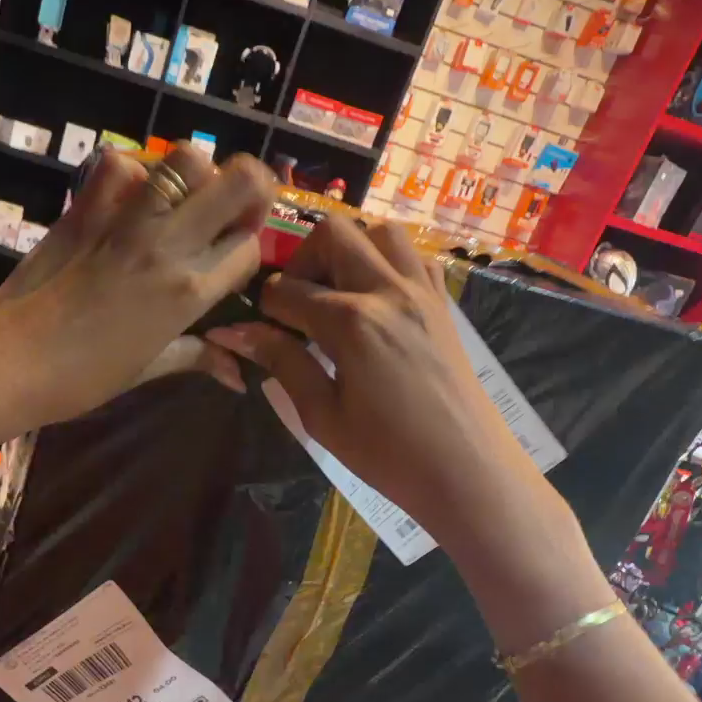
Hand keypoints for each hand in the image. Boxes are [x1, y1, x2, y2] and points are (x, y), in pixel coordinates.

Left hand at [0, 147, 274, 448]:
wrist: (7, 363)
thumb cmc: (81, 379)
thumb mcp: (148, 369)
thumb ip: (199, 357)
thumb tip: (239, 373)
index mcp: (187, 292)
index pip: (250, 245)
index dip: (247, 248)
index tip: (230, 258)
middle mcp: (167, 244)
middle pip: (240, 179)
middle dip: (249, 189)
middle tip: (228, 211)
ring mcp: (125, 218)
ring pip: (188, 157)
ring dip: (195, 174)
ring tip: (179, 202)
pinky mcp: (84, 205)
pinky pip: (123, 163)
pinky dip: (133, 173)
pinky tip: (128, 201)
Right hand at [204, 219, 609, 640]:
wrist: (468, 470)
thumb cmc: (387, 454)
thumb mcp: (322, 414)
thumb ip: (282, 361)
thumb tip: (234, 331)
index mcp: (351, 323)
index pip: (286, 291)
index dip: (261, 309)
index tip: (254, 329)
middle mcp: (387, 290)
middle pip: (332, 234)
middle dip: (302, 260)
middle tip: (295, 303)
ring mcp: (422, 291)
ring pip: (379, 230)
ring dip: (348, 250)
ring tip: (334, 294)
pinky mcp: (443, 302)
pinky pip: (413, 254)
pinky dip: (386, 261)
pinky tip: (373, 301)